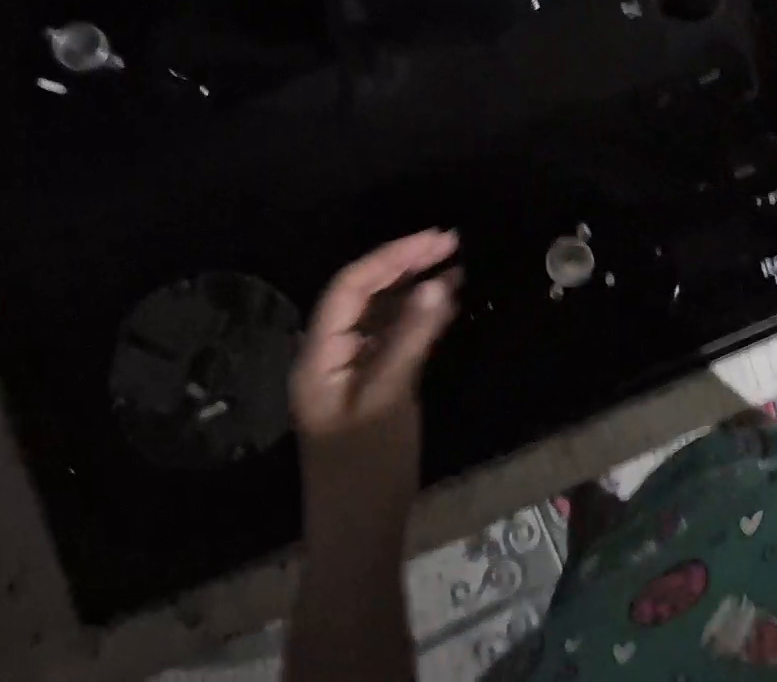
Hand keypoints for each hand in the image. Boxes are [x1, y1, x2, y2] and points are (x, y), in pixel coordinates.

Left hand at [291, 230, 460, 530]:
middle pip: (364, 296)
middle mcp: (330, 357)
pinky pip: (394, 340)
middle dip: (405, 266)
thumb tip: (438, 284)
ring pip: (382, 316)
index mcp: (319, 356)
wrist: (360, 536)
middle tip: (451, 245)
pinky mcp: (374, 389)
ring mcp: (352, 373)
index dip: (393, 257)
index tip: (438, 241)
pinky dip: (420, 319)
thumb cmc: (368, 469)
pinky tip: (448, 307)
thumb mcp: (389, 398)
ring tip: (457, 268)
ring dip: (416, 290)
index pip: (350, 287)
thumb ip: (410, 338)